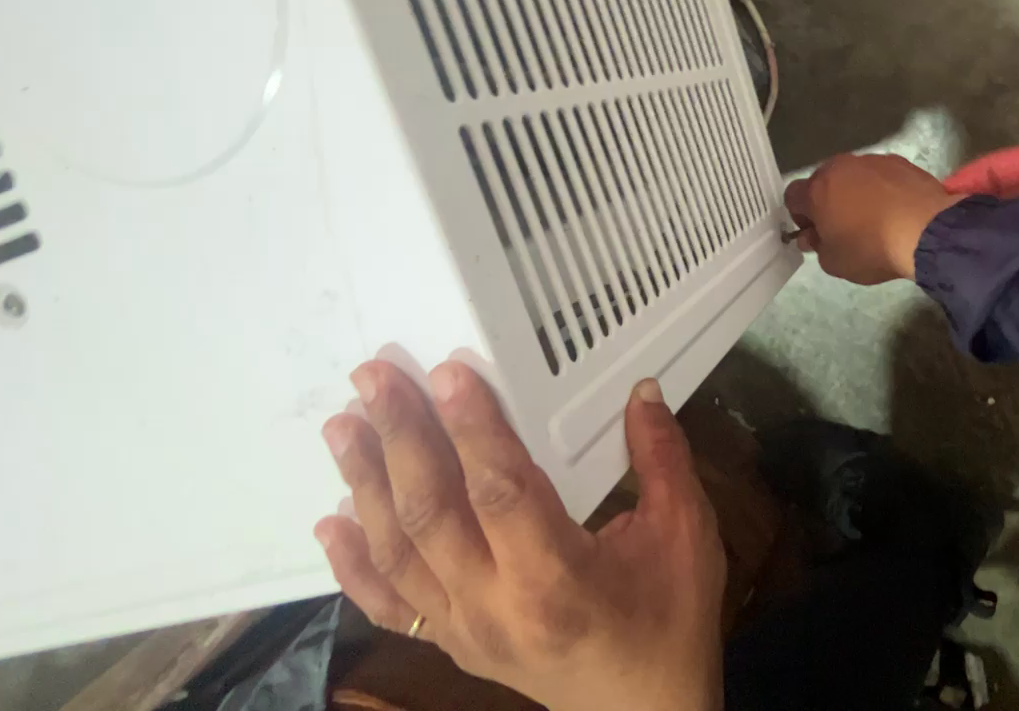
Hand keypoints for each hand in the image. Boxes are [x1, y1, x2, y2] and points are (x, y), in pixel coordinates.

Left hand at [316, 357, 724, 710]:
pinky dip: (354, 562)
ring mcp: (463, 630)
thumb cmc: (670, 620)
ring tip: (345, 427)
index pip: (500, 488)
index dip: (472, 427)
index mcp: (555, 576)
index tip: (445, 374)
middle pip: (431, 513)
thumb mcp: (685, 532)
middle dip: (399, 439)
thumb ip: (663, 457)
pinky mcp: (453, 644)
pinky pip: (389, 604)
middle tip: (374, 379)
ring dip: (368, 484)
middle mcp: (494, 605)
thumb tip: (642, 391)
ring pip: (399, 552)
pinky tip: (333, 521)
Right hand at [783, 154, 960, 283]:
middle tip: (843, 227)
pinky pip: (880, 175)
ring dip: (855, 193)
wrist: (926, 230)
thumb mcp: (835, 262)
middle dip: (827, 202)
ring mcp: (871, 160)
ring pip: (853, 176)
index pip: (792, 196)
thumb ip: (817, 246)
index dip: (800, 216)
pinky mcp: (899, 162)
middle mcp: (840, 167)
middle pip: (823, 182)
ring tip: (874, 218)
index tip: (815, 232)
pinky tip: (895, 209)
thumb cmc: (872, 248)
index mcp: (817, 189)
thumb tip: (812, 236)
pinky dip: (881, 189)